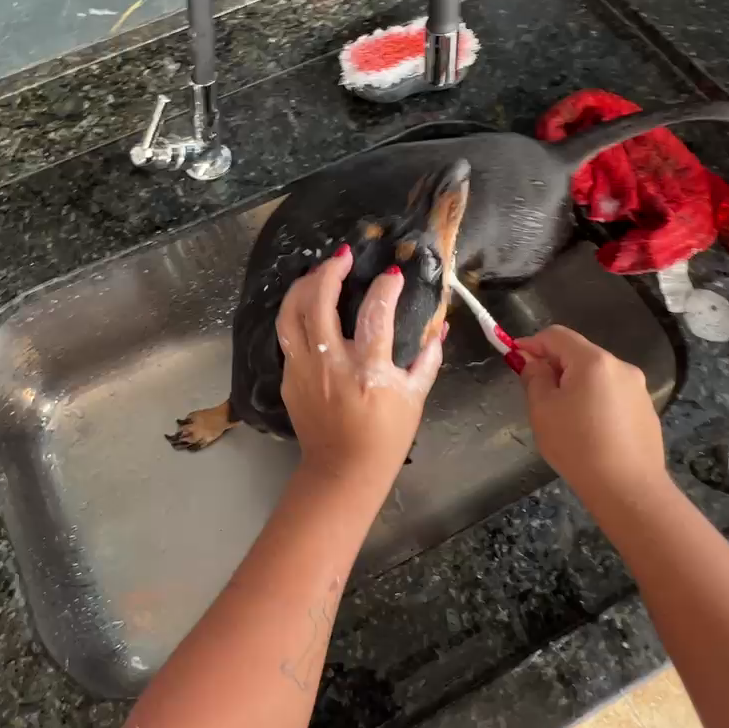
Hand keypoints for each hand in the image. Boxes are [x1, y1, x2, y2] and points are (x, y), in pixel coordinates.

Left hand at [277, 246, 441, 487]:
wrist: (342, 471)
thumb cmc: (385, 438)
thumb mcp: (415, 399)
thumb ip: (428, 358)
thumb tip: (441, 325)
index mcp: (368, 370)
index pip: (375, 314)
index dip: (384, 288)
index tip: (392, 274)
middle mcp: (330, 364)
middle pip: (318, 303)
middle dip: (329, 271)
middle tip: (343, 256)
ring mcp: (303, 370)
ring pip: (290, 315)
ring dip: (302, 287)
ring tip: (318, 272)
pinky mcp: (289, 378)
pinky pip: (287, 336)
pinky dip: (296, 314)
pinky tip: (307, 305)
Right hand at [516, 325, 667, 499]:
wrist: (627, 489)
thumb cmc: (577, 445)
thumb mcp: (542, 409)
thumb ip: (534, 377)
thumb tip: (531, 360)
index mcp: (593, 361)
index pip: (556, 335)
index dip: (531, 343)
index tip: (514, 358)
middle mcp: (620, 367)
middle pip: (578, 353)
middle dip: (554, 365)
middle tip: (536, 392)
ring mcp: (637, 388)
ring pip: (596, 375)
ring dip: (575, 384)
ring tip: (563, 416)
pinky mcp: (646, 410)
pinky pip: (612, 394)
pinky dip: (594, 401)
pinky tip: (589, 430)